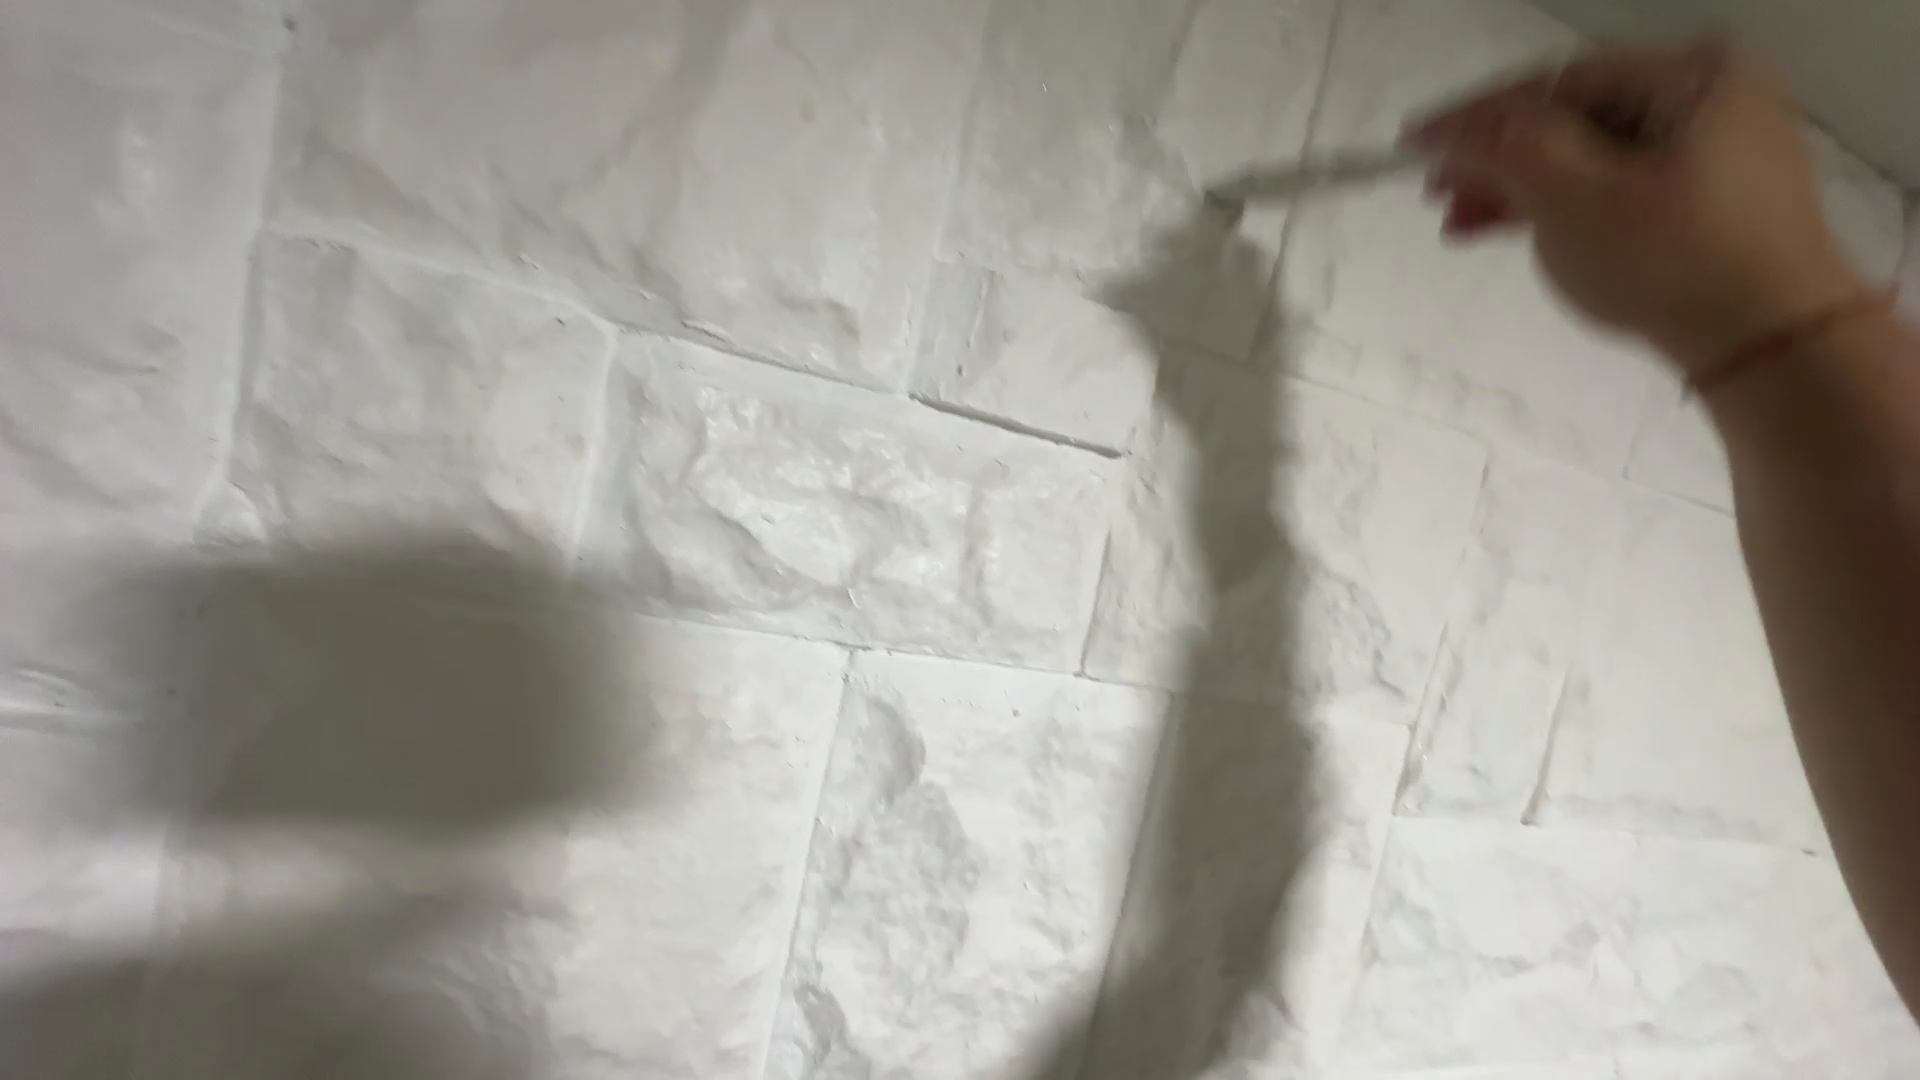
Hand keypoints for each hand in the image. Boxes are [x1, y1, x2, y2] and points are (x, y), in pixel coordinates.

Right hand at [1404, 42, 1868, 375]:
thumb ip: (1510, 151)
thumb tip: (1460, 131)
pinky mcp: (1689, 201)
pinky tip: (1495, 229)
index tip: (1413, 143)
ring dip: (1509, 188)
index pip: (1555, 86)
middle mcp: (1700, 100)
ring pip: (1578, 160)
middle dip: (1490, 157)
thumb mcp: (1574, 198)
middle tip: (1430, 189)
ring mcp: (1699, 152)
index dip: (1475, 115)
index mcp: (1687, 79)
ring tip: (1452, 220)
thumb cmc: (1667, 256)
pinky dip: (1545, 207)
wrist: (1761, 335)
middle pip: (1566, 122)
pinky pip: (1599, 189)